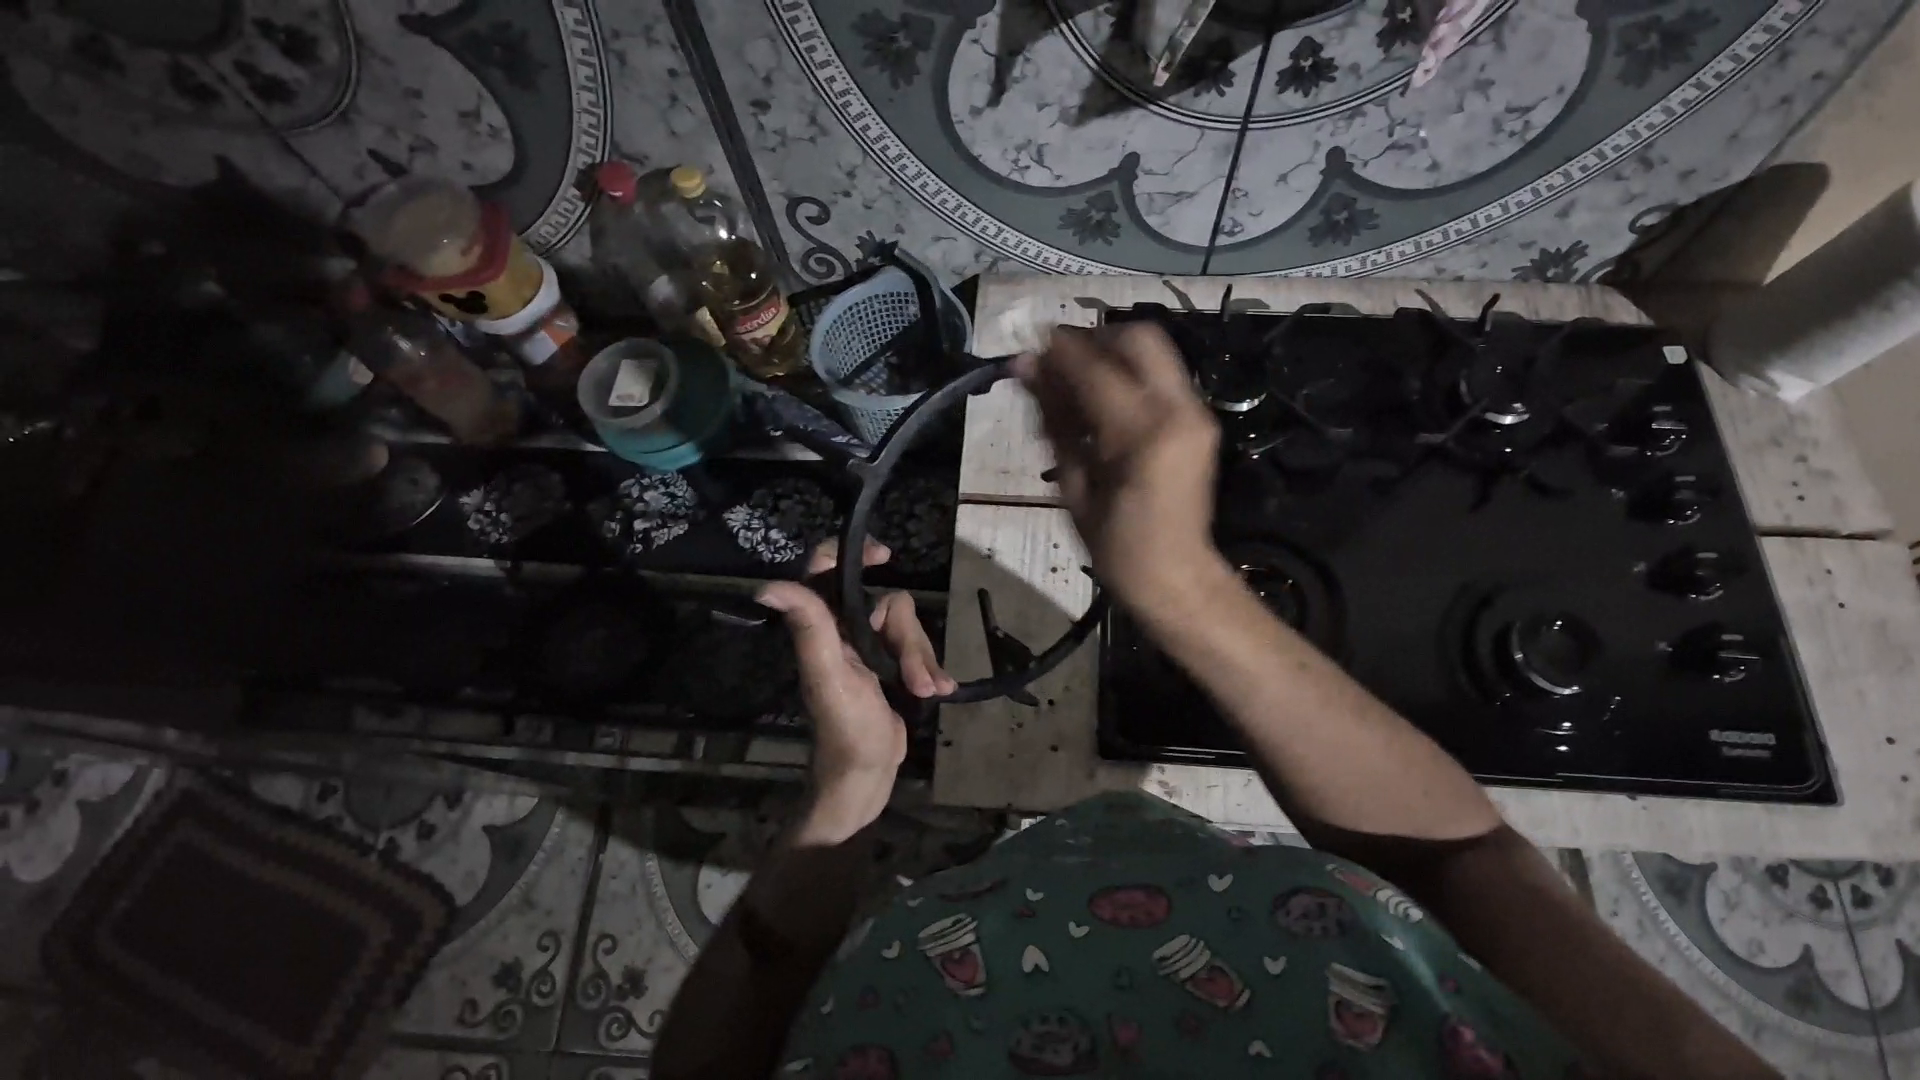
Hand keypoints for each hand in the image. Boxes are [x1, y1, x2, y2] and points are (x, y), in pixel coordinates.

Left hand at [756, 539, 956, 842]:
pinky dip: (931, 669)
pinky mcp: (893, 667)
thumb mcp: (829, 675)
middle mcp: (845, 632)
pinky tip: (940, 690)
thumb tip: (766, 587)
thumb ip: (809, 628)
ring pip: (909, 629)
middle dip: (909, 641)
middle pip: (889, 606)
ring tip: (927, 691)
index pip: (827, 571)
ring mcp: (871, 650)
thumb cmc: (845, 728)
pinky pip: (920, 650)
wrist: (867, 773)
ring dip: (923, 660)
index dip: (853, 554)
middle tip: (916, 678)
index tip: (885, 556)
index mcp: (823, 628)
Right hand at [1016, 322, 1222, 612]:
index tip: (1026, 348)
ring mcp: (1195, 412)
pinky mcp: (1200, 419)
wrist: (1176, 575)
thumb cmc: (1115, 545)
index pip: (1094, 366)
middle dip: (1093, 339)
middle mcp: (1178, 410)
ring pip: (1152, 351)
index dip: (1056, 350)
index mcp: (1143, 434)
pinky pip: (1160, 377)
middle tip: (1057, 361)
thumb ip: (1055, 419)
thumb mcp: (1074, 484)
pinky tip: (1100, 401)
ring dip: (1110, 354)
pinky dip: (1128, 375)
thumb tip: (1024, 369)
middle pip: (1137, 337)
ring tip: (1074, 382)